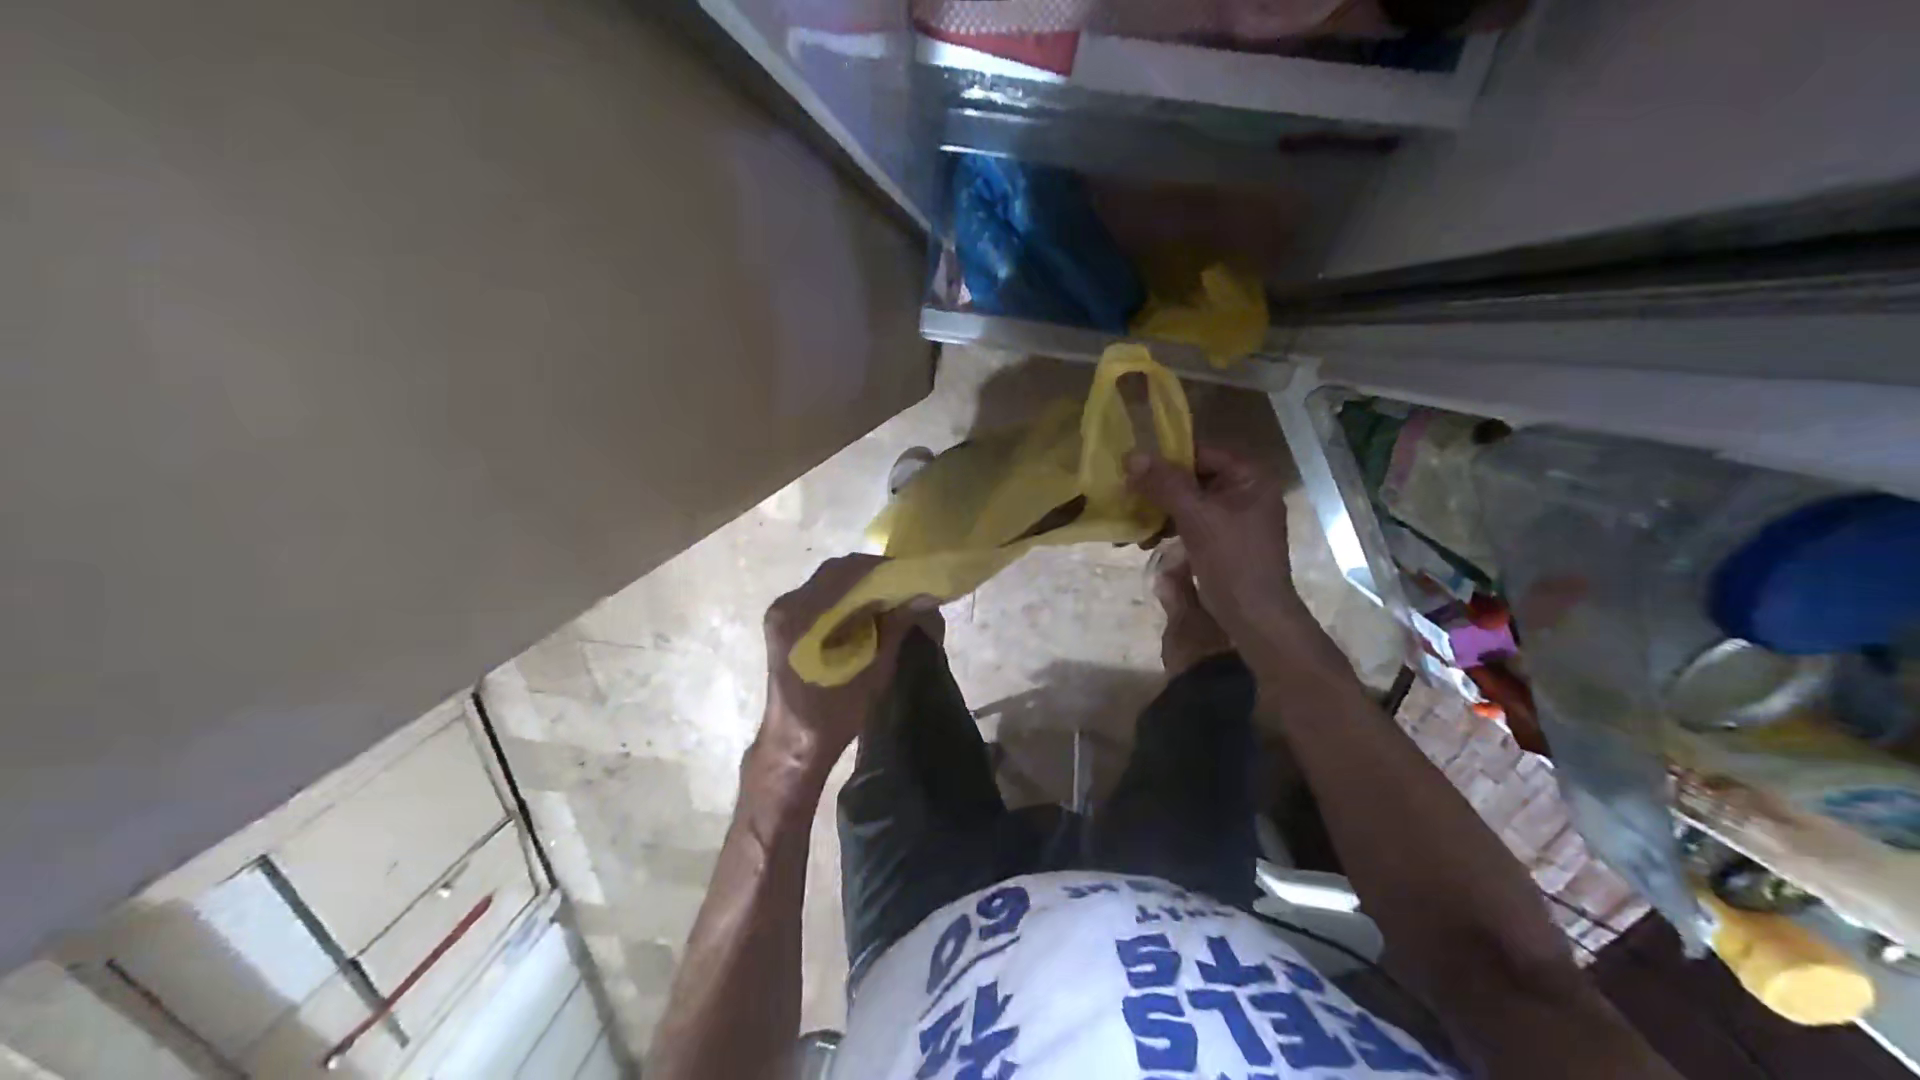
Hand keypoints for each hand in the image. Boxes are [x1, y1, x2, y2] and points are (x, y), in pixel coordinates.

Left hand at [758, 555, 915, 771]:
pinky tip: (868, 612)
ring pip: (828, 583)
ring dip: (861, 585)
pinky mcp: (785, 625)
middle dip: (874, 575)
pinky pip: (820, 598)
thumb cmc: (834, 714)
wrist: (796, 745)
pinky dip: (847, 598)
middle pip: (835, 572)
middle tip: (905, 586)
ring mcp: (783, 614)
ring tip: (892, 598)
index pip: (846, 572)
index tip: (912, 576)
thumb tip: (925, 596)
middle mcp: (787, 605)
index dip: (882, 569)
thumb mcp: (873, 669)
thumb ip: (896, 626)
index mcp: (801, 614)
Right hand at [1126, 444, 1317, 652]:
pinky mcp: (1225, 542)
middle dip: (1159, 491)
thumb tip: (1131, 455)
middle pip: (1194, 479)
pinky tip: (1146, 542)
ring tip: (1134, 526)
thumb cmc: (1232, 560)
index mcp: (1250, 478)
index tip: (1134, 470)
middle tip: (1128, 498)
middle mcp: (1246, 493)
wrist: (1254, 617)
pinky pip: (1193, 525)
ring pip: (1189, 504)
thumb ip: (1165, 484)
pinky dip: (1170, 530)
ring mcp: (1236, 519)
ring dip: (1160, 513)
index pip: (1202, 454)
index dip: (1167, 460)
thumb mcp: (1196, 518)